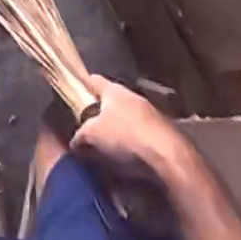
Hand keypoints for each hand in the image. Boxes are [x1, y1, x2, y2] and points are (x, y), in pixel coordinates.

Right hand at [70, 75, 186, 179]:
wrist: (168, 156)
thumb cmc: (125, 135)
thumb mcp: (92, 135)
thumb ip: (80, 136)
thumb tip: (75, 142)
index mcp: (114, 90)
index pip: (93, 80)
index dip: (82, 85)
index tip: (72, 92)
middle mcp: (132, 96)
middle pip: (110, 100)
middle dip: (99, 113)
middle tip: (86, 127)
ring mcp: (149, 114)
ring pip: (126, 118)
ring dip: (116, 129)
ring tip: (104, 147)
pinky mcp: (161, 134)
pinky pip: (139, 135)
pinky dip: (131, 144)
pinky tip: (125, 158)